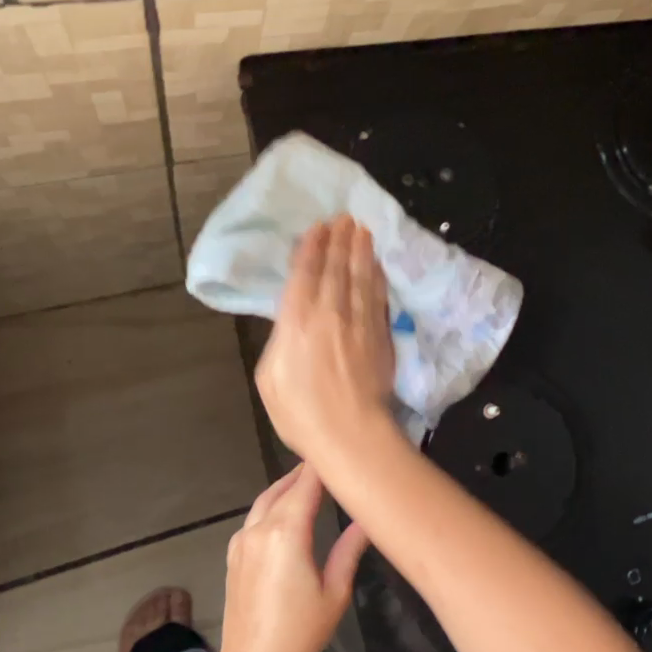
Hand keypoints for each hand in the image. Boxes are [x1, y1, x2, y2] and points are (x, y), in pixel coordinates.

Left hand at [220, 464, 369, 651]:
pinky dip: (272, 505)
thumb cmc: (299, 632)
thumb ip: (350, 549)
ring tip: (312, 481)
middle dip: (305, 472)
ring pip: (265, 499)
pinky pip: (254, 518)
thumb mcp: (335, 592)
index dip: (323, 464)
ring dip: (287, 487)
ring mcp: (242, 540)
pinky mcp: (234, 554)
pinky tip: (287, 512)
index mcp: (286, 531)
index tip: (342, 448)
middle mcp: (260, 528)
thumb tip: (368, 519)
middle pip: (284, 487)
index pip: (306, 483)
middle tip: (332, 461)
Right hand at [256, 215, 396, 458]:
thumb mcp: (269, 377)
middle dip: (340, 241)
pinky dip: (377, 278)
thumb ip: (280, 341)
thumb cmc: (301, 412)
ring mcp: (360, 322)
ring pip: (361, 278)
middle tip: (345, 218)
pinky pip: (379, 298)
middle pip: (336, 268)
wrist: (351, 433)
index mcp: (297, 321)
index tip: (319, 227)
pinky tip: (377, 267)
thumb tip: (290, 323)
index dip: (312, 248)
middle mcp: (330, 313)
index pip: (305, 274)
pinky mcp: (381, 335)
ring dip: (361, 252)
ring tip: (363, 231)